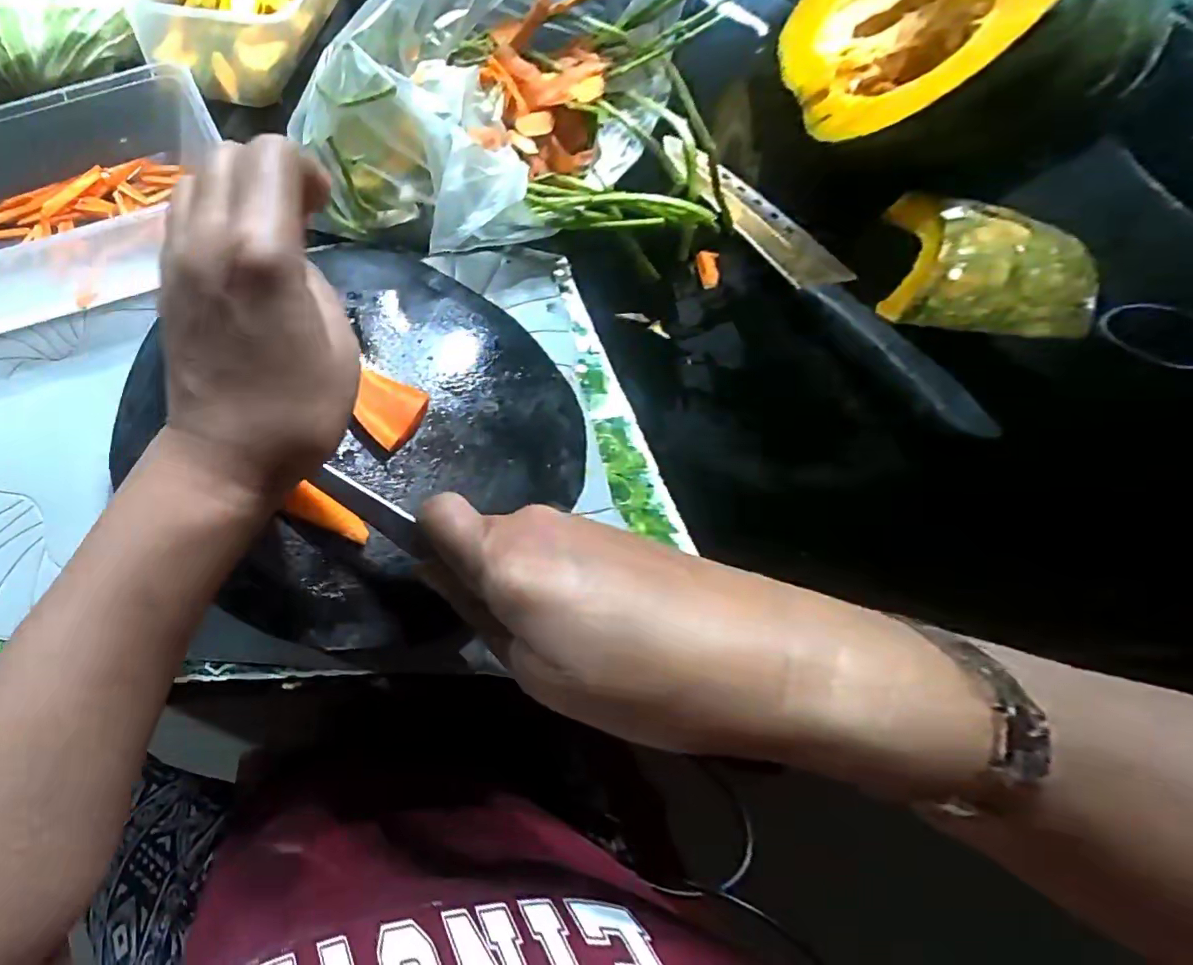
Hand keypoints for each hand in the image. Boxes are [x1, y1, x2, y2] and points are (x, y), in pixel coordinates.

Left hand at [157, 136, 359, 501]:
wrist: (222, 458)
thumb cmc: (296, 412)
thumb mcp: (340, 343)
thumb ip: (315, 277)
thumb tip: (290, 256)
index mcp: (264, 254)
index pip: (272, 155)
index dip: (306, 169)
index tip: (321, 210)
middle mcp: (211, 242)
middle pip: (228, 154)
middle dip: (268, 170)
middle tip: (294, 215)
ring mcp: (178, 260)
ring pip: (196, 178)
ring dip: (234, 188)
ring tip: (261, 230)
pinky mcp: (164, 281)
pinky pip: (180, 215)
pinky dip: (209, 212)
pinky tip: (233, 252)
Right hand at [418, 496, 997, 797]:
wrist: (767, 655)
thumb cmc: (638, 681)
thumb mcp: (540, 674)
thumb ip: (481, 618)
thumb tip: (446, 578)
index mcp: (504, 554)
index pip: (433, 512)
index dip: (425, 542)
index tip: (446, 587)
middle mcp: (531, 521)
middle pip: (475, 534)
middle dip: (479, 576)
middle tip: (516, 638)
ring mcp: (575, 520)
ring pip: (517, 544)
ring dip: (523, 582)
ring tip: (571, 641)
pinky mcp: (611, 530)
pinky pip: (555, 548)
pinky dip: (558, 579)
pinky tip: (605, 624)